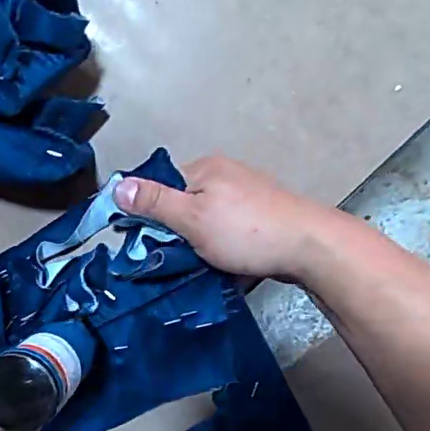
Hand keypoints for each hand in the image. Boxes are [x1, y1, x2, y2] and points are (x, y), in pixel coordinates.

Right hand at [115, 155, 360, 281]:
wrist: (313, 248)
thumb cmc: (246, 231)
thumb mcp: (191, 217)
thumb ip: (154, 202)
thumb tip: (116, 185)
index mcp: (204, 168)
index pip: (158, 184)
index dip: (144, 211)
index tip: (138, 240)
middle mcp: (224, 175)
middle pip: (180, 202)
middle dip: (171, 229)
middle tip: (167, 256)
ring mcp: (245, 194)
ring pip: (202, 218)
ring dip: (194, 240)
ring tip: (194, 262)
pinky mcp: (260, 215)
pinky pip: (224, 228)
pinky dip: (216, 244)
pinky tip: (220, 260)